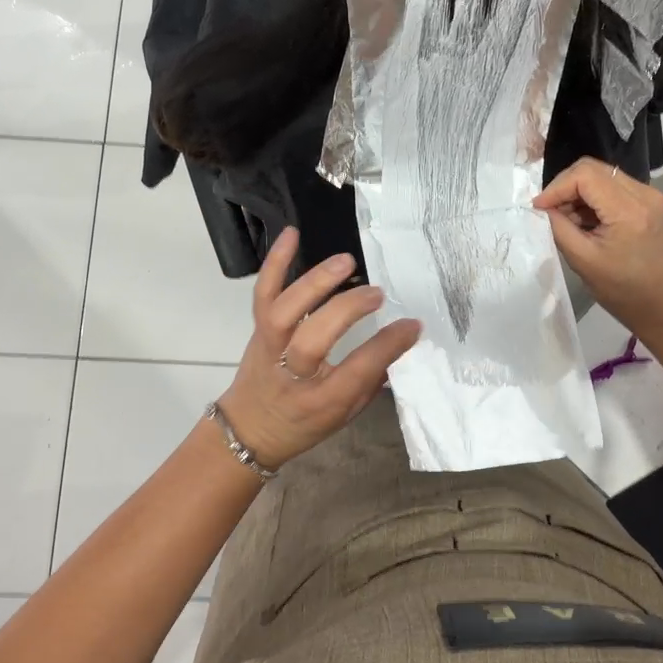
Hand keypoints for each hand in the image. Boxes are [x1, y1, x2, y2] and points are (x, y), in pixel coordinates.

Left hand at [215, 228, 421, 470]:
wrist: (249, 429)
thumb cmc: (305, 423)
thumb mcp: (346, 413)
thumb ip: (372, 378)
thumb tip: (402, 337)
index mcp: (323, 402)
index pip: (358, 370)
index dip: (388, 345)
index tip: (413, 324)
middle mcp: (293, 375)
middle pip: (314, 339)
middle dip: (347, 310)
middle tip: (377, 293)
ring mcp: (270, 349)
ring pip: (284, 313)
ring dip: (315, 283)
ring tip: (346, 261)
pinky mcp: (256, 328)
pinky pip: (262, 293)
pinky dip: (275, 261)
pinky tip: (292, 233)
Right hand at [534, 157, 662, 332]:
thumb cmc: (623, 290)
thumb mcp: (582, 260)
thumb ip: (559, 227)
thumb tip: (542, 208)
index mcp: (629, 211)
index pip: (585, 176)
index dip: (556, 187)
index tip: (539, 208)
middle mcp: (643, 194)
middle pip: (593, 168)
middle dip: (565, 187)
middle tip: (551, 213)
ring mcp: (649, 196)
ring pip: (602, 175)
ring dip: (578, 192)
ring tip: (568, 220)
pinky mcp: (648, 202)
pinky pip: (612, 186)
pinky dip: (592, 198)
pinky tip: (585, 220)